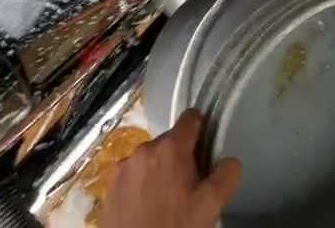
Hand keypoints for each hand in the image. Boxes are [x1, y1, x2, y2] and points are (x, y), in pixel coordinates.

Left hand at [99, 109, 240, 227]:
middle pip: (170, 141)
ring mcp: (122, 169)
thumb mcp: (211, 204)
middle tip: (186, 185)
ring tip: (164, 199)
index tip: (204, 150)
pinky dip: (140, 184)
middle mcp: (144, 149)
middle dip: (179, 157)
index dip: (201, 130)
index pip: (191, 118)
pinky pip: (131, 175)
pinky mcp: (108, 188)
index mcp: (171, 147)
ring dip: (158, 170)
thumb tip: (227, 160)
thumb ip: (227, 173)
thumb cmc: (175, 227)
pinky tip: (145, 207)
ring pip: (149, 158)